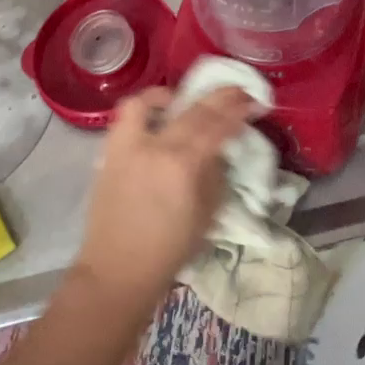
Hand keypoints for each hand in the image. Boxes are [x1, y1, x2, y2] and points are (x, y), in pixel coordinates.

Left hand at [74, 87, 253, 303]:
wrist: (117, 272)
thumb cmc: (169, 250)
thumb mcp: (207, 214)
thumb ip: (215, 174)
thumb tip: (219, 150)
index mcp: (185, 166)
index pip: (219, 126)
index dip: (239, 111)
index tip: (254, 102)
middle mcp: (157, 148)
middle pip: (194, 110)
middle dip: (221, 97)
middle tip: (238, 92)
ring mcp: (130, 147)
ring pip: (150, 103)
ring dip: (173, 95)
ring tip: (185, 99)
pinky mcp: (110, 153)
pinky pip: (125, 117)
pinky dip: (144, 107)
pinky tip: (157, 114)